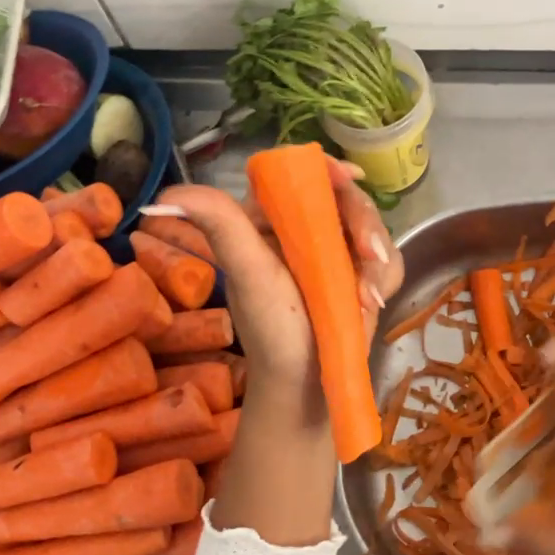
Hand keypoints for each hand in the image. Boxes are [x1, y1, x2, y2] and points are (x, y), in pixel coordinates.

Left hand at [143, 160, 403, 547]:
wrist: (307, 386)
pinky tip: (372, 305)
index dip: (325, 168)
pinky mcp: (359, 274)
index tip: (347, 178)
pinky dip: (384, 279)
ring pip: (372, 226)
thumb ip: (219, 225)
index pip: (296, 176)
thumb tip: (168, 190)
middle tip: (370, 256)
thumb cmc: (273, 332)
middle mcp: (302, 230)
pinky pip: (385, 258)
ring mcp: (333, 251)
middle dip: (364, 225)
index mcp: (267, 220)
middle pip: (344, 198)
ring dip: (377, 259)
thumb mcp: (248, 274)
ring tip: (367, 299)